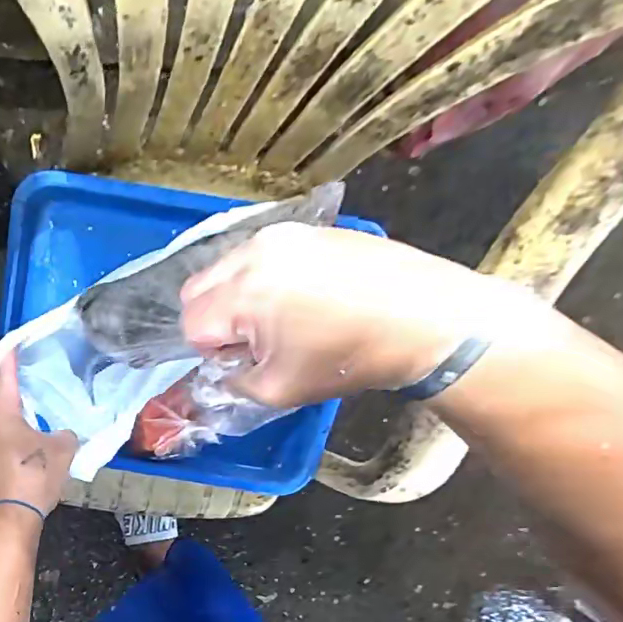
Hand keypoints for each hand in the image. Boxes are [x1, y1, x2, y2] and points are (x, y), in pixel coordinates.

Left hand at [0, 355, 76, 516]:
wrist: (14, 513)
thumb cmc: (36, 475)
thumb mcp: (62, 449)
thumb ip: (65, 433)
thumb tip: (63, 433)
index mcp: (2, 414)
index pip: (4, 377)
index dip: (9, 357)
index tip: (13, 342)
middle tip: (9, 365)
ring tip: (15, 391)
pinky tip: (16, 422)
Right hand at [177, 223, 544, 407]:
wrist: (431, 319)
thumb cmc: (349, 358)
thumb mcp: (276, 391)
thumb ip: (230, 382)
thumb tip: (220, 369)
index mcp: (243, 293)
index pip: (190, 323)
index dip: (209, 350)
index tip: (242, 360)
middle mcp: (253, 254)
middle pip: (196, 290)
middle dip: (212, 319)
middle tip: (252, 340)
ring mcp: (282, 236)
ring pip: (224, 269)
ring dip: (233, 297)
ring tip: (279, 317)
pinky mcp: (309, 230)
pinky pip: (258, 254)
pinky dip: (262, 278)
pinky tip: (302, 297)